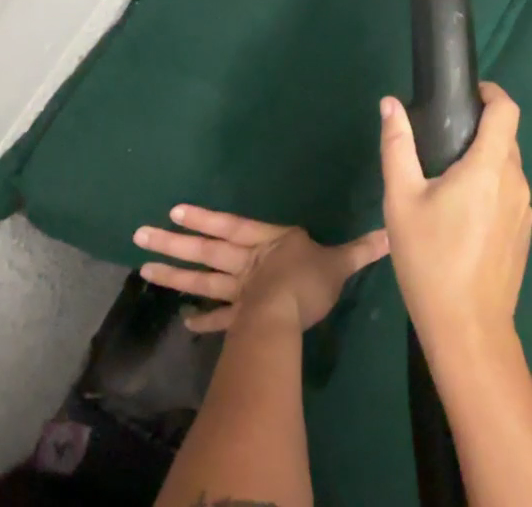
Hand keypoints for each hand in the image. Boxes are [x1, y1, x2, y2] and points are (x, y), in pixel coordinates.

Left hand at [133, 205, 387, 332]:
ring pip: (201, 280)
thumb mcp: (340, 261)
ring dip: (174, 276)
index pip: (232, 225)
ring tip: (144, 270)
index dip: (204, 218)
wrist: (290, 317)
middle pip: (205, 250)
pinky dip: (201, 319)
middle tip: (139, 236)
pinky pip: (218, 317)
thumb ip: (361, 248)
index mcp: (269, 241)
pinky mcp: (241, 317)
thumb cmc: (311, 282)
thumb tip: (392, 233)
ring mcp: (239, 291)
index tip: (174, 212)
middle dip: (173, 243)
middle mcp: (247, 262)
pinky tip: (184, 321)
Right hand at [380, 82, 531, 347]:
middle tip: (441, 142)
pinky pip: (510, 194)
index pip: (507, 110)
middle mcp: (516, 182)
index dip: (492, 93)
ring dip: (484, 162)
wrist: (467, 327)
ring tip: (446, 181)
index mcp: (490, 167)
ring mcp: (525, 209)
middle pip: (507, 138)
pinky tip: (462, 216)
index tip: (468, 95)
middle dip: (480, 130)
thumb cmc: (429, 260)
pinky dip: (491, 189)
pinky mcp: (524, 232)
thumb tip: (390, 104)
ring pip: (509, 168)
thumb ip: (397, 147)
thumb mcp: (401, 201)